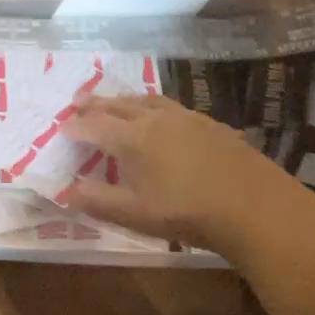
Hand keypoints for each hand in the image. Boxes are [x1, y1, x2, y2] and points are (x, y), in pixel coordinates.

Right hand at [62, 94, 314, 254]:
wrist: (254, 208)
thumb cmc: (186, 213)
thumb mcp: (133, 214)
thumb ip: (96, 200)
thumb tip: (65, 190)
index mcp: (133, 138)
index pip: (94, 126)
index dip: (74, 127)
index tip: (59, 128)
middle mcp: (157, 120)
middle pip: (119, 105)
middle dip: (95, 104)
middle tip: (77, 102)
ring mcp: (188, 119)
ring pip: (148, 101)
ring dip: (125, 100)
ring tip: (115, 102)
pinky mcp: (212, 126)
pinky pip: (174, 108)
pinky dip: (154, 108)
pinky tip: (162, 119)